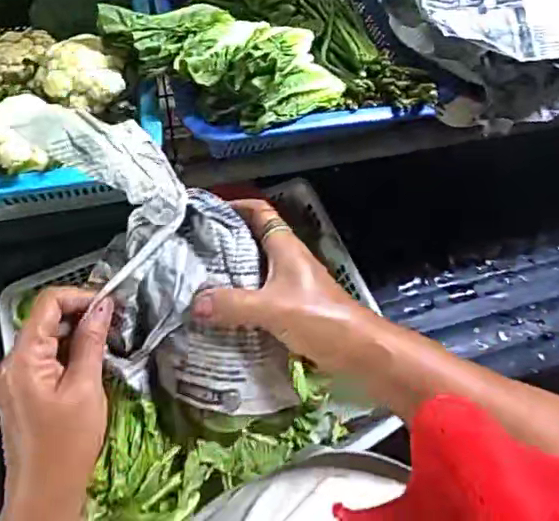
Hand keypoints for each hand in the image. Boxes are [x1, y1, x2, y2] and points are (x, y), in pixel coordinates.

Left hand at [0, 287, 111, 520]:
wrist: (44, 501)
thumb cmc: (65, 450)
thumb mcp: (86, 389)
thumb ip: (92, 342)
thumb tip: (101, 307)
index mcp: (23, 357)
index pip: (48, 302)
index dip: (79, 295)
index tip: (106, 303)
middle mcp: (12, 363)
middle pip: (45, 319)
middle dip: (79, 315)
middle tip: (111, 323)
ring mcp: (14, 380)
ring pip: (45, 339)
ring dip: (74, 336)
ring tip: (103, 344)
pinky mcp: (21, 394)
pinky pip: (42, 360)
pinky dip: (65, 356)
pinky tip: (86, 367)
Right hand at [191, 200, 376, 369]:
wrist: (364, 353)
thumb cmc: (321, 318)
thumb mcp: (272, 309)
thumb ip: (233, 304)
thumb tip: (194, 302)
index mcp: (285, 246)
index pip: (259, 211)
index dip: (235, 205)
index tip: (209, 210)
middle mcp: (288, 258)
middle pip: (254, 239)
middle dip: (227, 240)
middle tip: (198, 247)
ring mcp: (293, 283)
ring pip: (257, 268)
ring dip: (234, 271)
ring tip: (204, 278)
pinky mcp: (295, 308)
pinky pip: (262, 294)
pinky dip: (244, 297)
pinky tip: (226, 310)